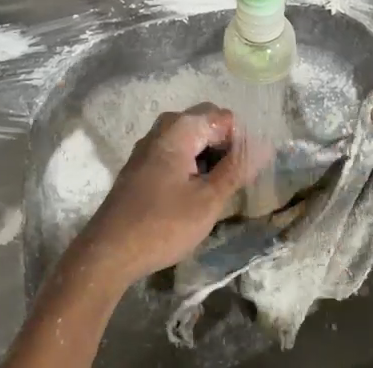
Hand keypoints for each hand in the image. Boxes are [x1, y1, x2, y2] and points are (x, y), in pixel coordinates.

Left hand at [70, 103, 250, 286]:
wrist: (108, 253)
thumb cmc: (162, 224)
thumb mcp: (208, 199)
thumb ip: (237, 168)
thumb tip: (264, 144)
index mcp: (180, 127)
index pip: (225, 118)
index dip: (242, 142)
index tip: (248, 173)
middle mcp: (164, 127)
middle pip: (207, 123)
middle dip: (226, 148)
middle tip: (233, 183)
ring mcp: (149, 145)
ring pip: (192, 139)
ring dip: (209, 158)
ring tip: (216, 192)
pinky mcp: (142, 164)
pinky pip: (177, 152)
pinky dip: (192, 166)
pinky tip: (194, 195)